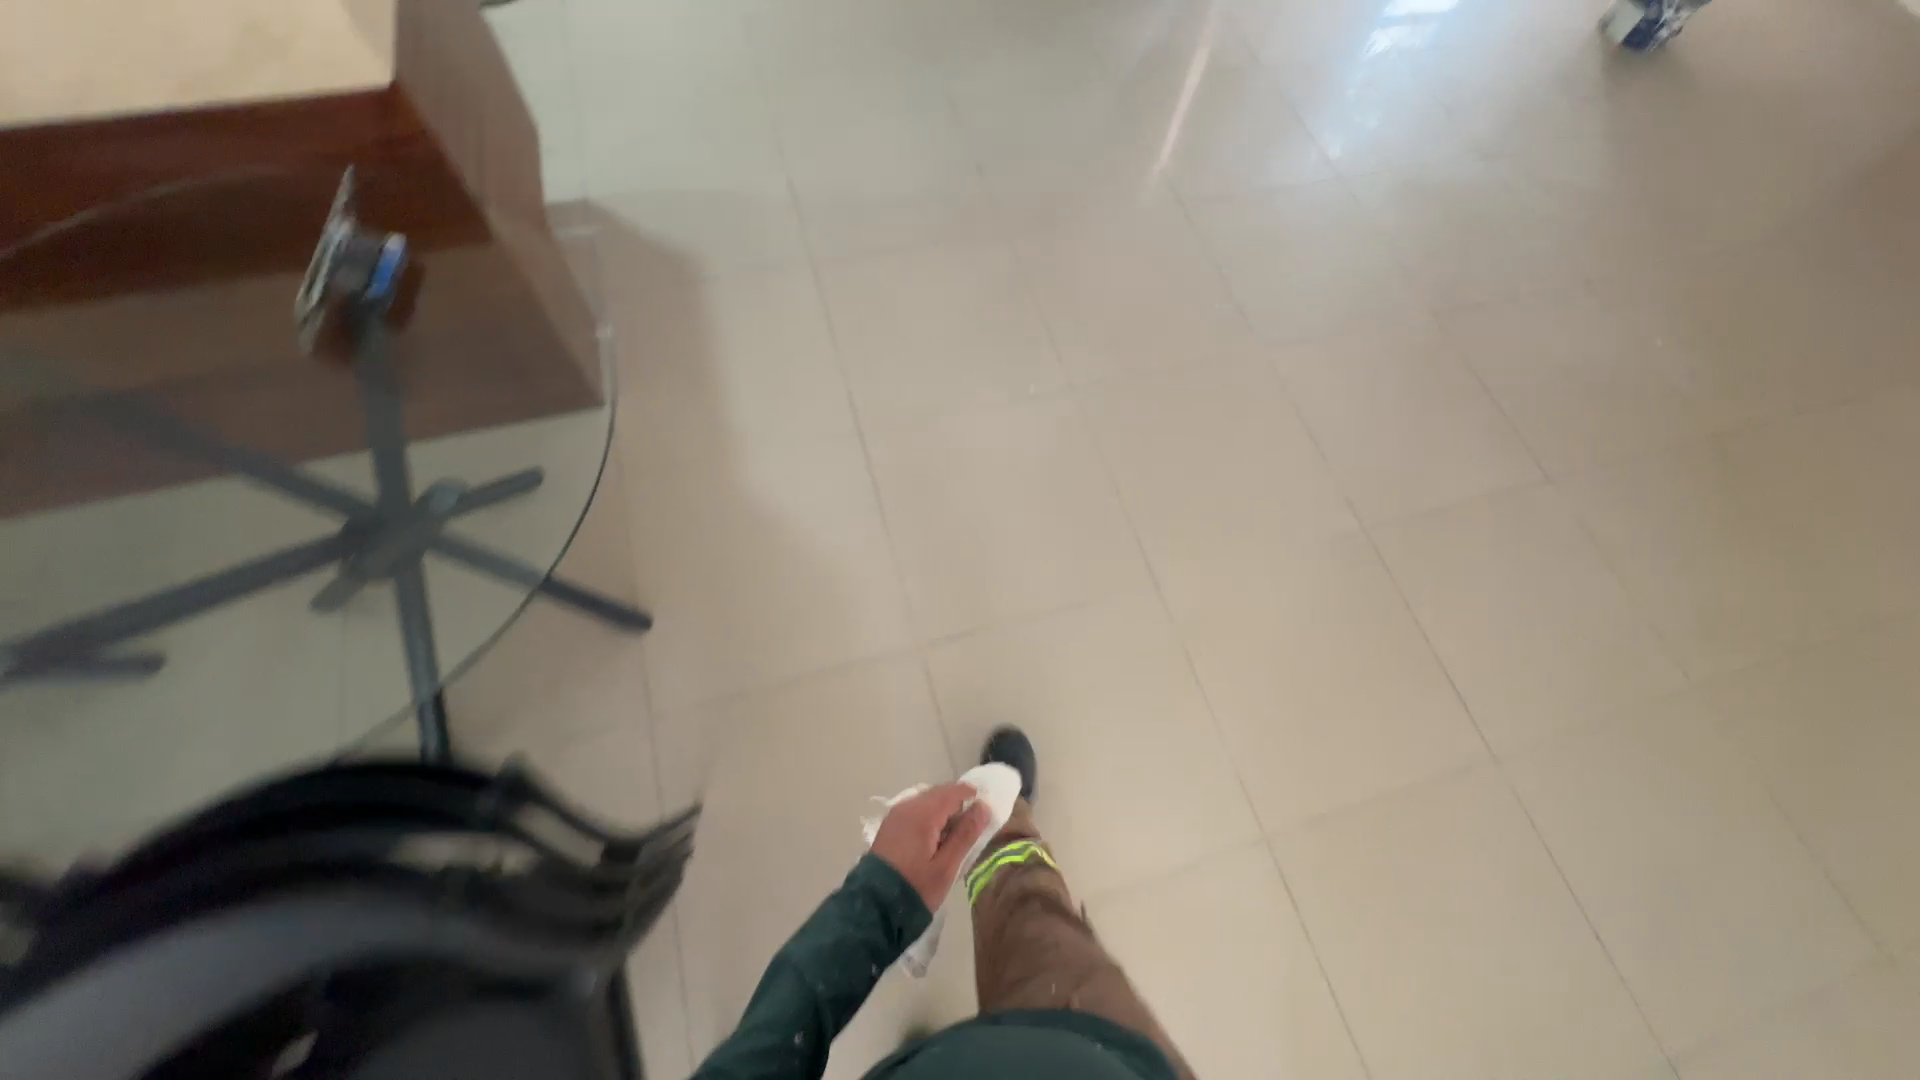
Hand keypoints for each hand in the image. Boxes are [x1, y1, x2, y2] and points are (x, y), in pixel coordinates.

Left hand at [870, 783, 991, 910]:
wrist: (875, 906)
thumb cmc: (916, 887)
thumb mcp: (946, 866)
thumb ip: (965, 834)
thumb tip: (983, 807)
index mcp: (922, 814)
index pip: (952, 792)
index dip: (971, 795)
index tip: (986, 807)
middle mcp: (907, 807)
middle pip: (938, 793)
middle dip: (957, 802)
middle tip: (974, 823)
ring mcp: (895, 815)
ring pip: (926, 801)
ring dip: (943, 810)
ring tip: (956, 832)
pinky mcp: (890, 826)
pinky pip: (915, 811)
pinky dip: (929, 816)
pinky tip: (935, 836)